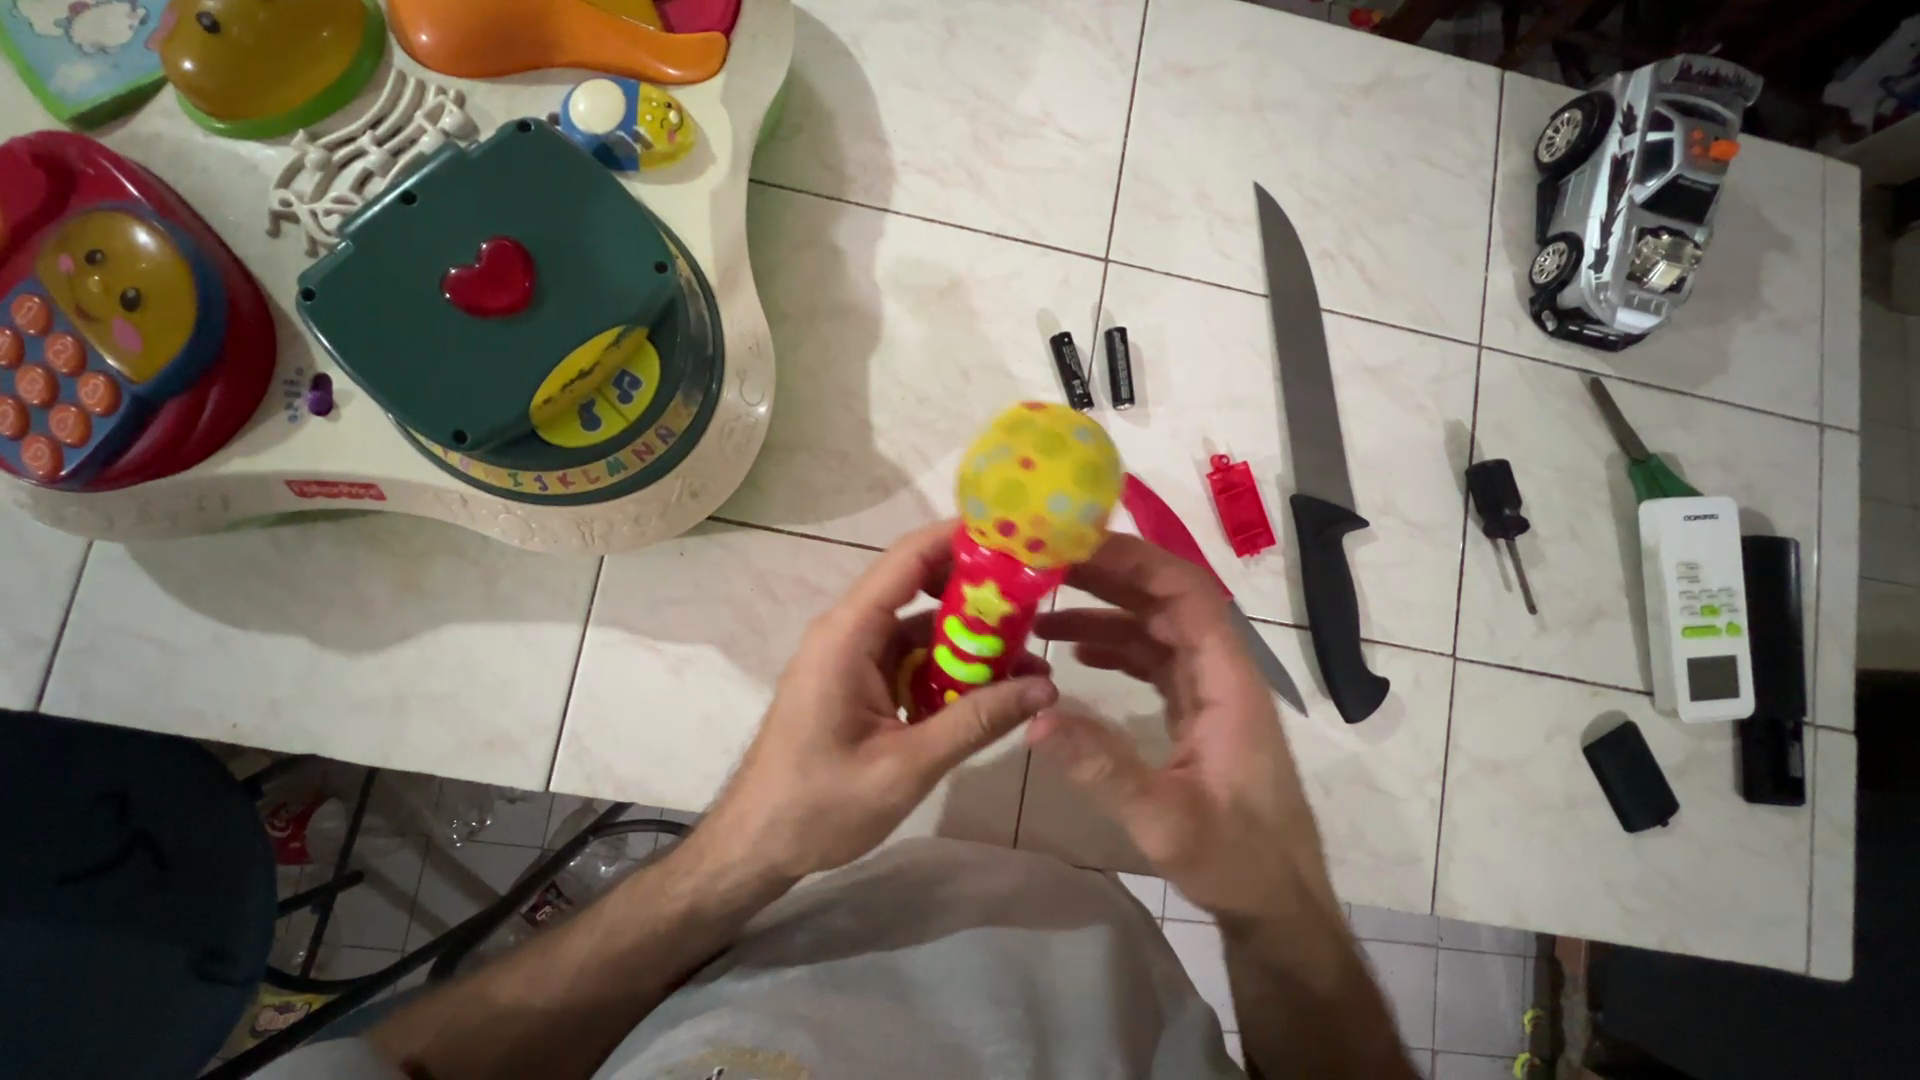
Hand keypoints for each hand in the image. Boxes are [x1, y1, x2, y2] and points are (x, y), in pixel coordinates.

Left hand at [701, 520, 1058, 882]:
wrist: (757, 845)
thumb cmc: (820, 805)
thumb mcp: (907, 766)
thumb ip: (977, 721)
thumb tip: (1046, 688)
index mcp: (848, 634)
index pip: (908, 559)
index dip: (961, 539)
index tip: (1017, 539)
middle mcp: (847, 632)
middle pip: (918, 588)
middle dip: (978, 593)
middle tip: (1038, 602)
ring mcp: (850, 658)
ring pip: (919, 627)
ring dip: (969, 639)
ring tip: (1029, 655)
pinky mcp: (856, 683)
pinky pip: (908, 659)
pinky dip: (947, 668)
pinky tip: (990, 690)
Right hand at [1027, 534, 1337, 922]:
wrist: (1278, 904)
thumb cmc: (1237, 861)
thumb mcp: (1165, 820)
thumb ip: (1102, 768)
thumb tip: (1036, 718)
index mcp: (1229, 682)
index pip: (1188, 594)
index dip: (1137, 562)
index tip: (1079, 548)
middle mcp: (1222, 674)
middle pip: (1168, 602)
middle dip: (1110, 579)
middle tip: (1046, 569)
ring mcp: (1211, 693)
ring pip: (1157, 631)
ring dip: (1105, 616)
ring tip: (1042, 615)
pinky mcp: (1198, 714)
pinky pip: (1154, 663)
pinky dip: (1115, 650)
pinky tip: (1076, 655)